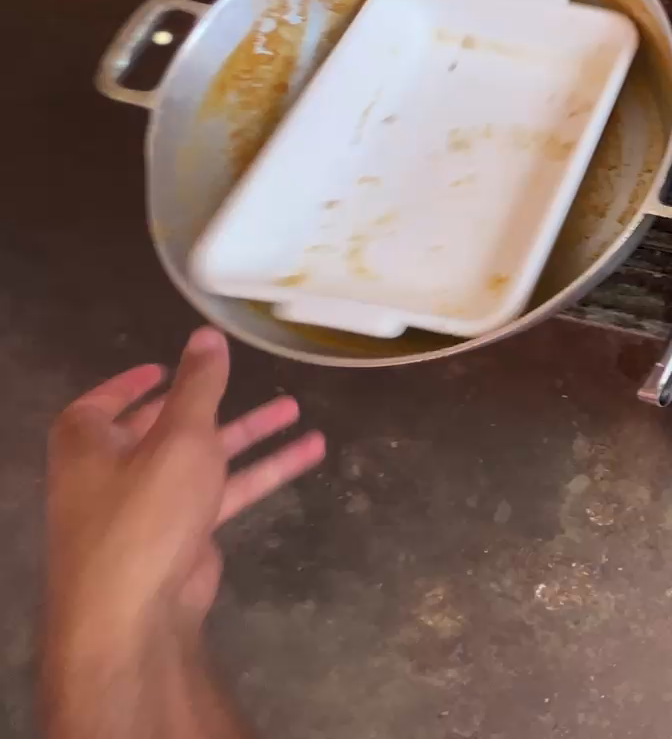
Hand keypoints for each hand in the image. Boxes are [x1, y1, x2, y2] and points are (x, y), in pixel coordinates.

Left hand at [44, 328, 325, 658]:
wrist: (135, 606)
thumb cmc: (145, 512)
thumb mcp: (180, 438)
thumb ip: (199, 387)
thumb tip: (206, 336)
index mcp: (90, 452)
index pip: (94, 410)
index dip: (125, 387)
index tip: (163, 367)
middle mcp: (112, 477)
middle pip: (157, 431)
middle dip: (204, 405)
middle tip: (237, 382)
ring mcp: (149, 507)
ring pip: (202, 459)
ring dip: (246, 433)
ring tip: (294, 408)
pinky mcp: (182, 531)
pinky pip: (227, 489)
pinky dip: (264, 469)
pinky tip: (309, 453)